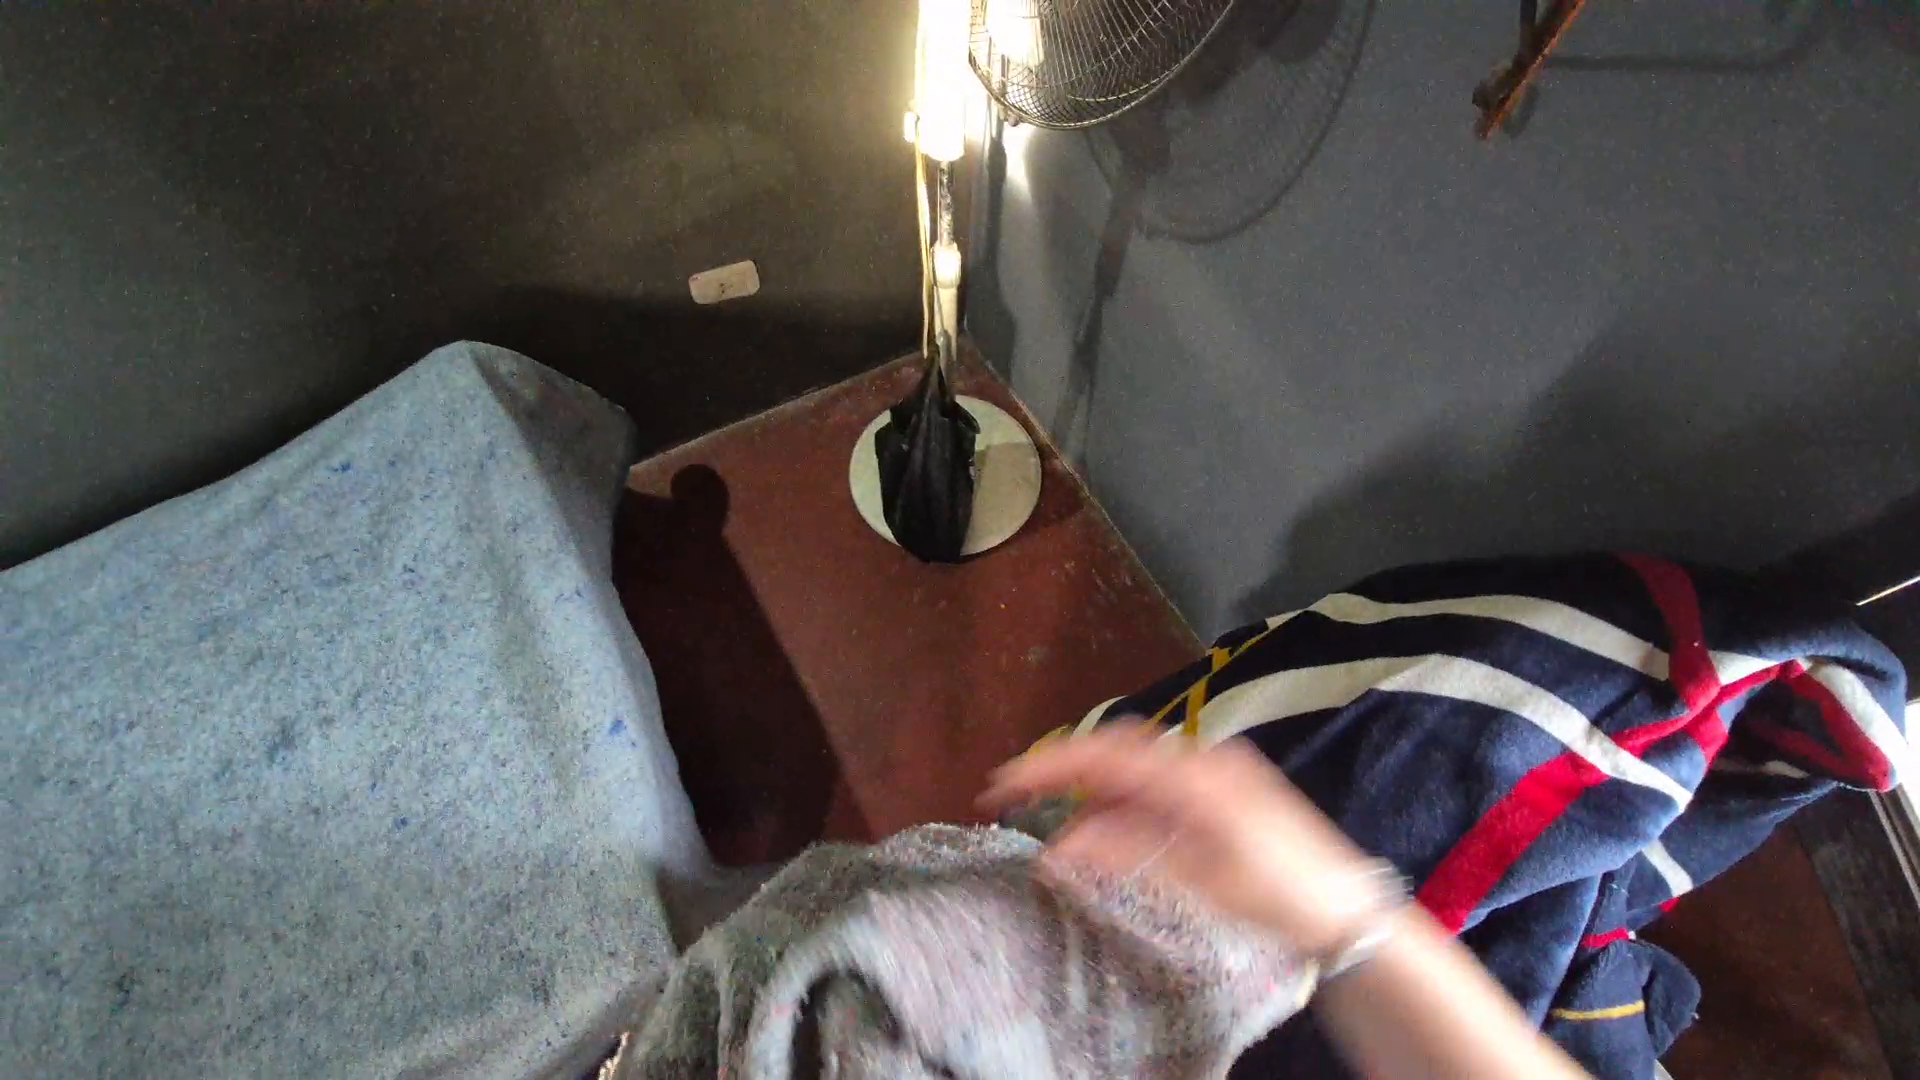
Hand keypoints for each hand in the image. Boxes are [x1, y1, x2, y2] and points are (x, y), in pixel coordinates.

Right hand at [978, 724, 1385, 953]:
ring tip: (1049, 802)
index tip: (1006, 781)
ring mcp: (1208, 767)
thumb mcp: (1202, 881)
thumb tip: (1059, 843)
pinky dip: (1117, 789)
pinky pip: (1152, 774)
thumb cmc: (1280, 895)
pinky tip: (1102, 813)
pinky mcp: (1214, 783)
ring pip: (1130, 757)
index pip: (1105, 756)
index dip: (1050, 765)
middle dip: (1061, 763)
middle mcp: (1198, 757)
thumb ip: (1127, 853)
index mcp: (1194, 774)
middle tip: (1016, 789)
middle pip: (1114, 745)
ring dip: (1087, 776)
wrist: (1349, 910)